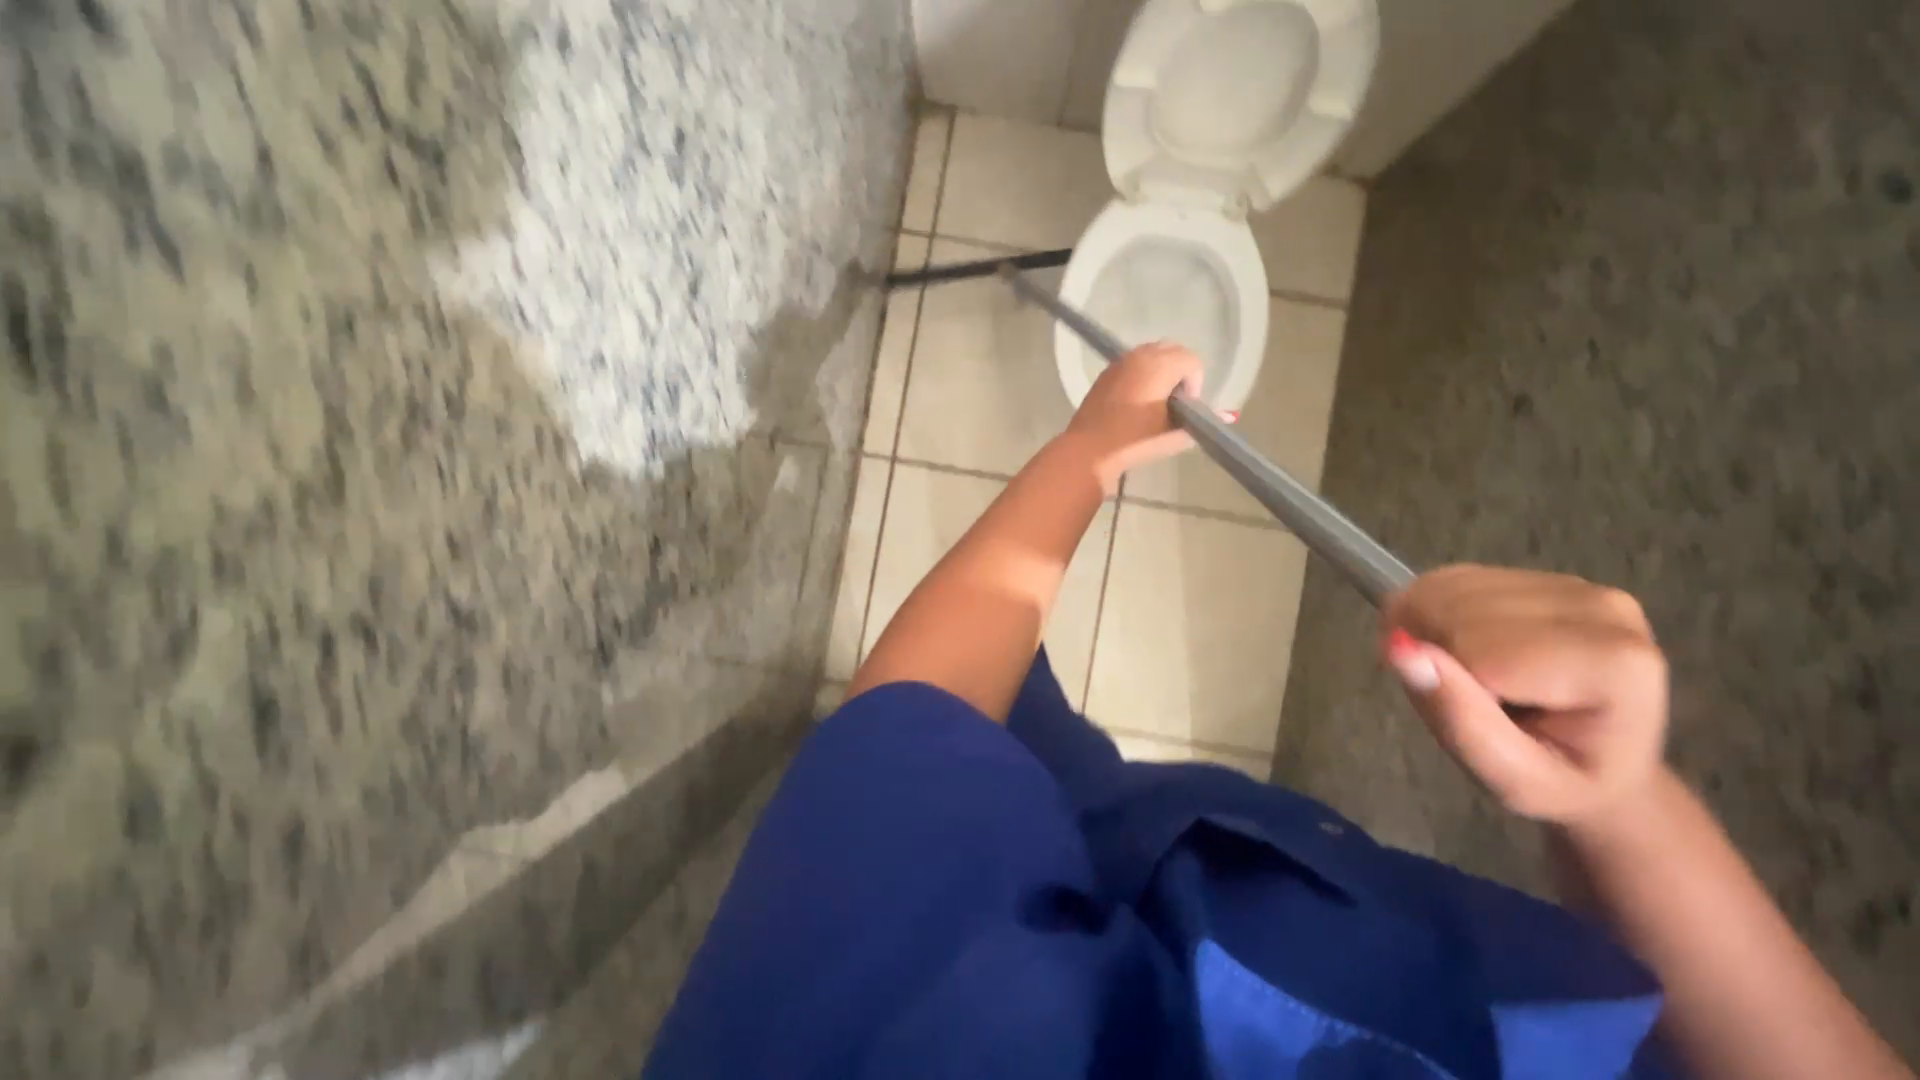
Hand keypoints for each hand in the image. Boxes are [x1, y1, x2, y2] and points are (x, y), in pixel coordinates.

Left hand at [1062, 342, 1228, 493]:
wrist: (1090, 450)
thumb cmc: (1136, 441)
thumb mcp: (1173, 435)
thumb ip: (1202, 421)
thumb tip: (1229, 415)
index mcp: (1161, 364)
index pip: (1192, 361)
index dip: (1194, 384)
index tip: (1185, 409)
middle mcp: (1141, 355)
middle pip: (1172, 351)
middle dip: (1180, 371)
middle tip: (1174, 402)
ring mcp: (1120, 361)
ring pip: (1151, 354)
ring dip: (1161, 371)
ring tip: (1155, 402)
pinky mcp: (1105, 373)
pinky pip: (1132, 364)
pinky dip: (1141, 374)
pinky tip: (1136, 402)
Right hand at [1381, 565, 1668, 824]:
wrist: (1605, 765)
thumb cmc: (1563, 782)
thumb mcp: (1515, 781)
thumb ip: (1461, 720)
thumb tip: (1400, 649)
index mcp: (1613, 662)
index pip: (1477, 649)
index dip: (1453, 688)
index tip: (1481, 725)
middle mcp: (1601, 607)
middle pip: (1458, 610)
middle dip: (1436, 656)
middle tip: (1467, 703)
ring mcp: (1574, 584)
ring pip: (1446, 589)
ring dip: (1429, 635)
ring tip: (1465, 678)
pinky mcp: (1544, 576)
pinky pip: (1451, 580)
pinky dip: (1434, 615)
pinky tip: (1461, 649)